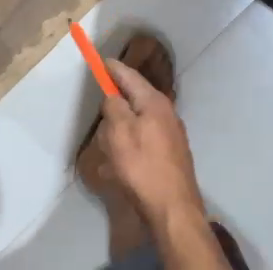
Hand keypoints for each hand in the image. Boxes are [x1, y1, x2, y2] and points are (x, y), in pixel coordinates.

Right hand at [96, 59, 205, 227]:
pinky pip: (144, 141)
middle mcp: (166, 113)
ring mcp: (172, 135)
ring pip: (137, 123)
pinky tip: (123, 166)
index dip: (111, 67)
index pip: (128, 75)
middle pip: (133, 99)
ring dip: (121, 132)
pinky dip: (130, 147)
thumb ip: (113, 106)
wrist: (174, 211)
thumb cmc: (142, 167)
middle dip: (115, 108)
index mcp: (154, 102)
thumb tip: (113, 96)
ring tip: (111, 152)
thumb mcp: (119, 131)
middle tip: (101, 121)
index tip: (97, 61)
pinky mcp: (171, 156)